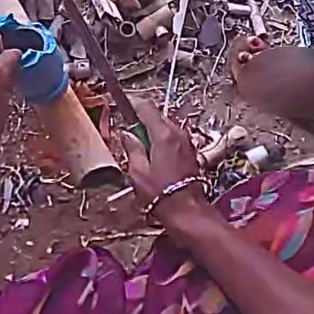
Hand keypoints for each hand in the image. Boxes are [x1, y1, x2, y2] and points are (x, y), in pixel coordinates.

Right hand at [116, 91, 212, 228]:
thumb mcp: (138, 172)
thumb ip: (133, 148)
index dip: (133, 102)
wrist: (187, 210)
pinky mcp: (190, 151)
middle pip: (157, 117)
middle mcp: (178, 133)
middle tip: (128, 131)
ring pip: (165, 127)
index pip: (146, 107)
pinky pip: (173, 138)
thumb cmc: (161, 194)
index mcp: (163, 134)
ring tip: (140, 149)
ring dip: (152, 132)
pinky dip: (161, 141)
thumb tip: (127, 134)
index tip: (122, 102)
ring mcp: (186, 141)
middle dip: (141, 121)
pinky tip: (154, 156)